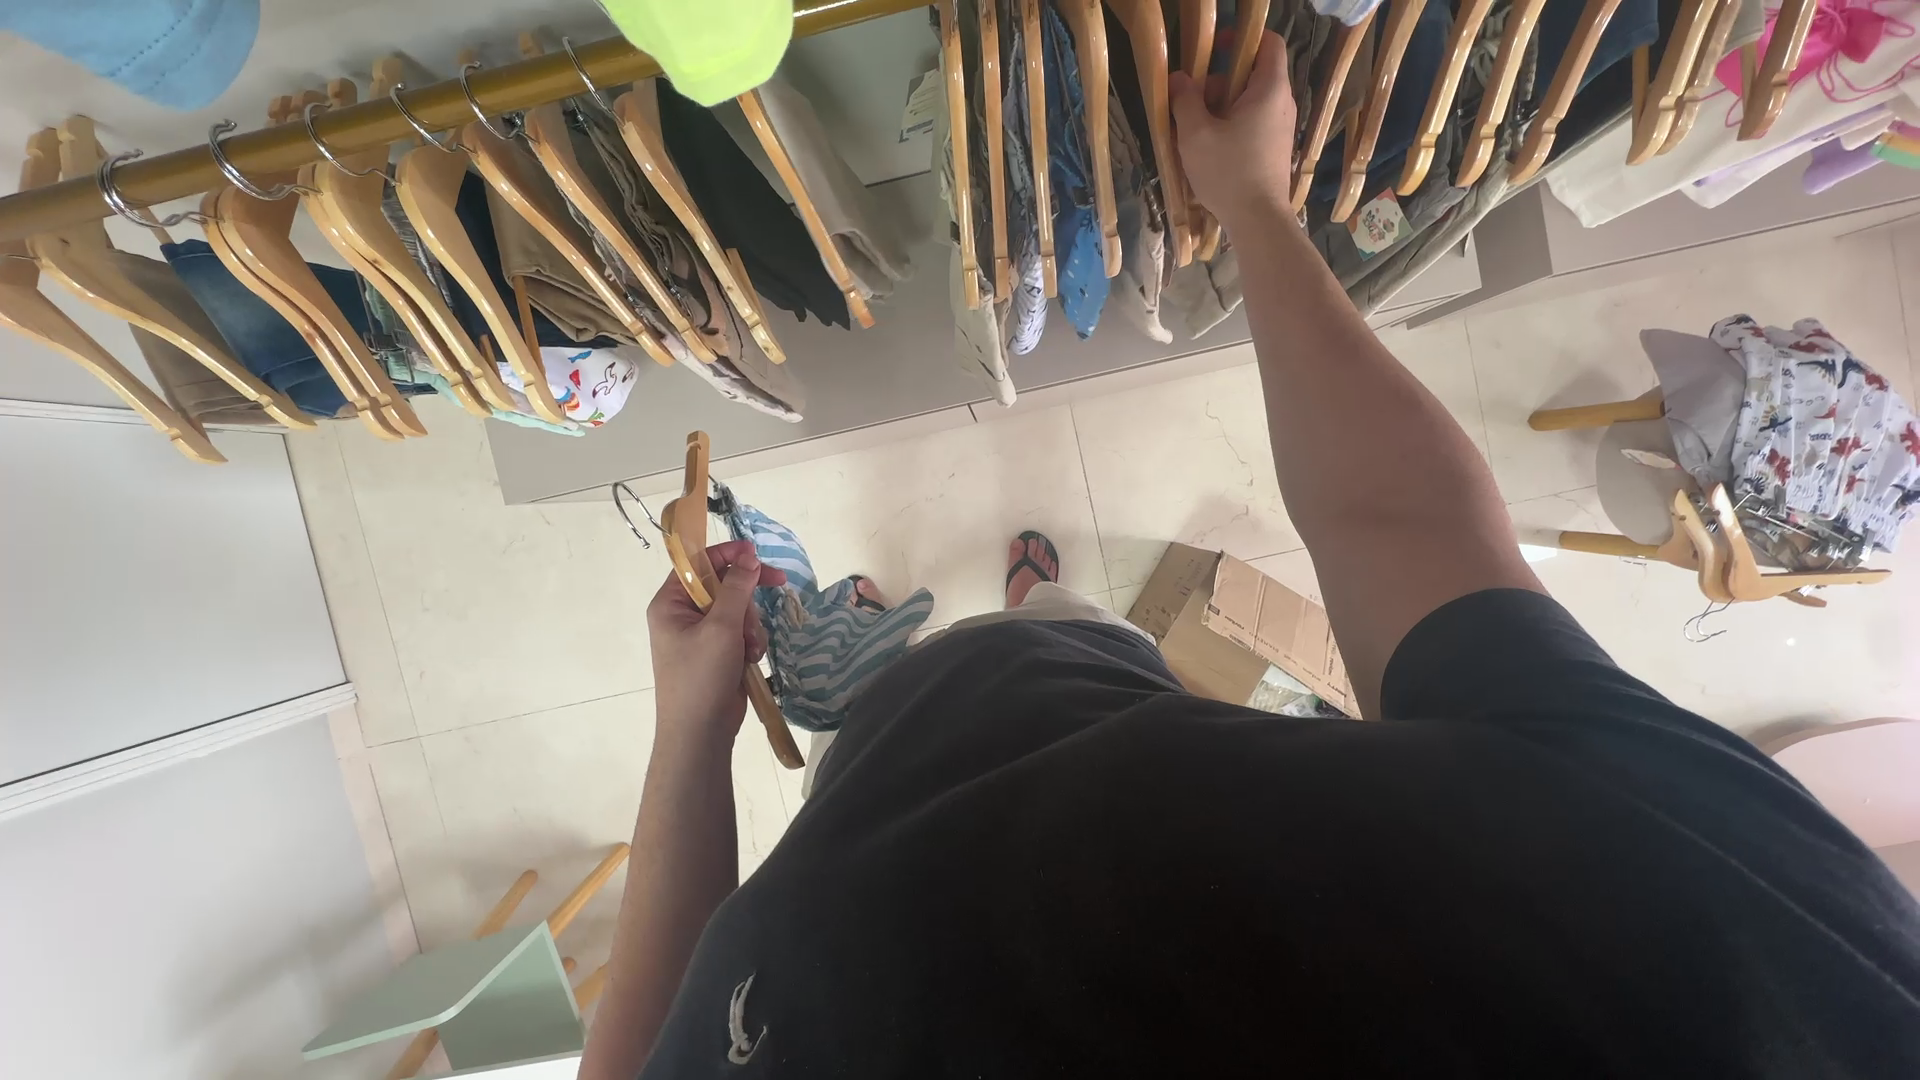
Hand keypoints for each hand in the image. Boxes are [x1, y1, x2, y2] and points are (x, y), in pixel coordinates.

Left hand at [647, 540, 786, 748]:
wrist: (700, 731)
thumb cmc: (701, 676)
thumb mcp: (721, 627)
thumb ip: (737, 588)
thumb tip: (749, 557)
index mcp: (671, 603)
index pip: (699, 564)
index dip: (727, 555)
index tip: (756, 554)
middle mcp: (684, 614)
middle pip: (724, 585)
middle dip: (746, 599)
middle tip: (777, 587)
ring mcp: (702, 634)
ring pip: (739, 609)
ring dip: (751, 625)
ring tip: (749, 647)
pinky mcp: (719, 651)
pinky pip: (743, 631)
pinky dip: (751, 642)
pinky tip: (751, 658)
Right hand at [1170, 29, 1297, 228]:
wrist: (1258, 220)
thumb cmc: (1228, 173)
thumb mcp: (1196, 135)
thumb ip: (1185, 101)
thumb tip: (1179, 78)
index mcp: (1269, 89)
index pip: (1268, 43)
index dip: (1243, 38)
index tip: (1217, 47)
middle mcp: (1281, 103)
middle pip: (1251, 76)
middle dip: (1220, 83)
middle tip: (1193, 102)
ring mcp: (1279, 129)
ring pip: (1248, 104)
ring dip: (1220, 110)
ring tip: (1195, 133)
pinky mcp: (1272, 151)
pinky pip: (1251, 127)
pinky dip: (1230, 129)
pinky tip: (1209, 151)